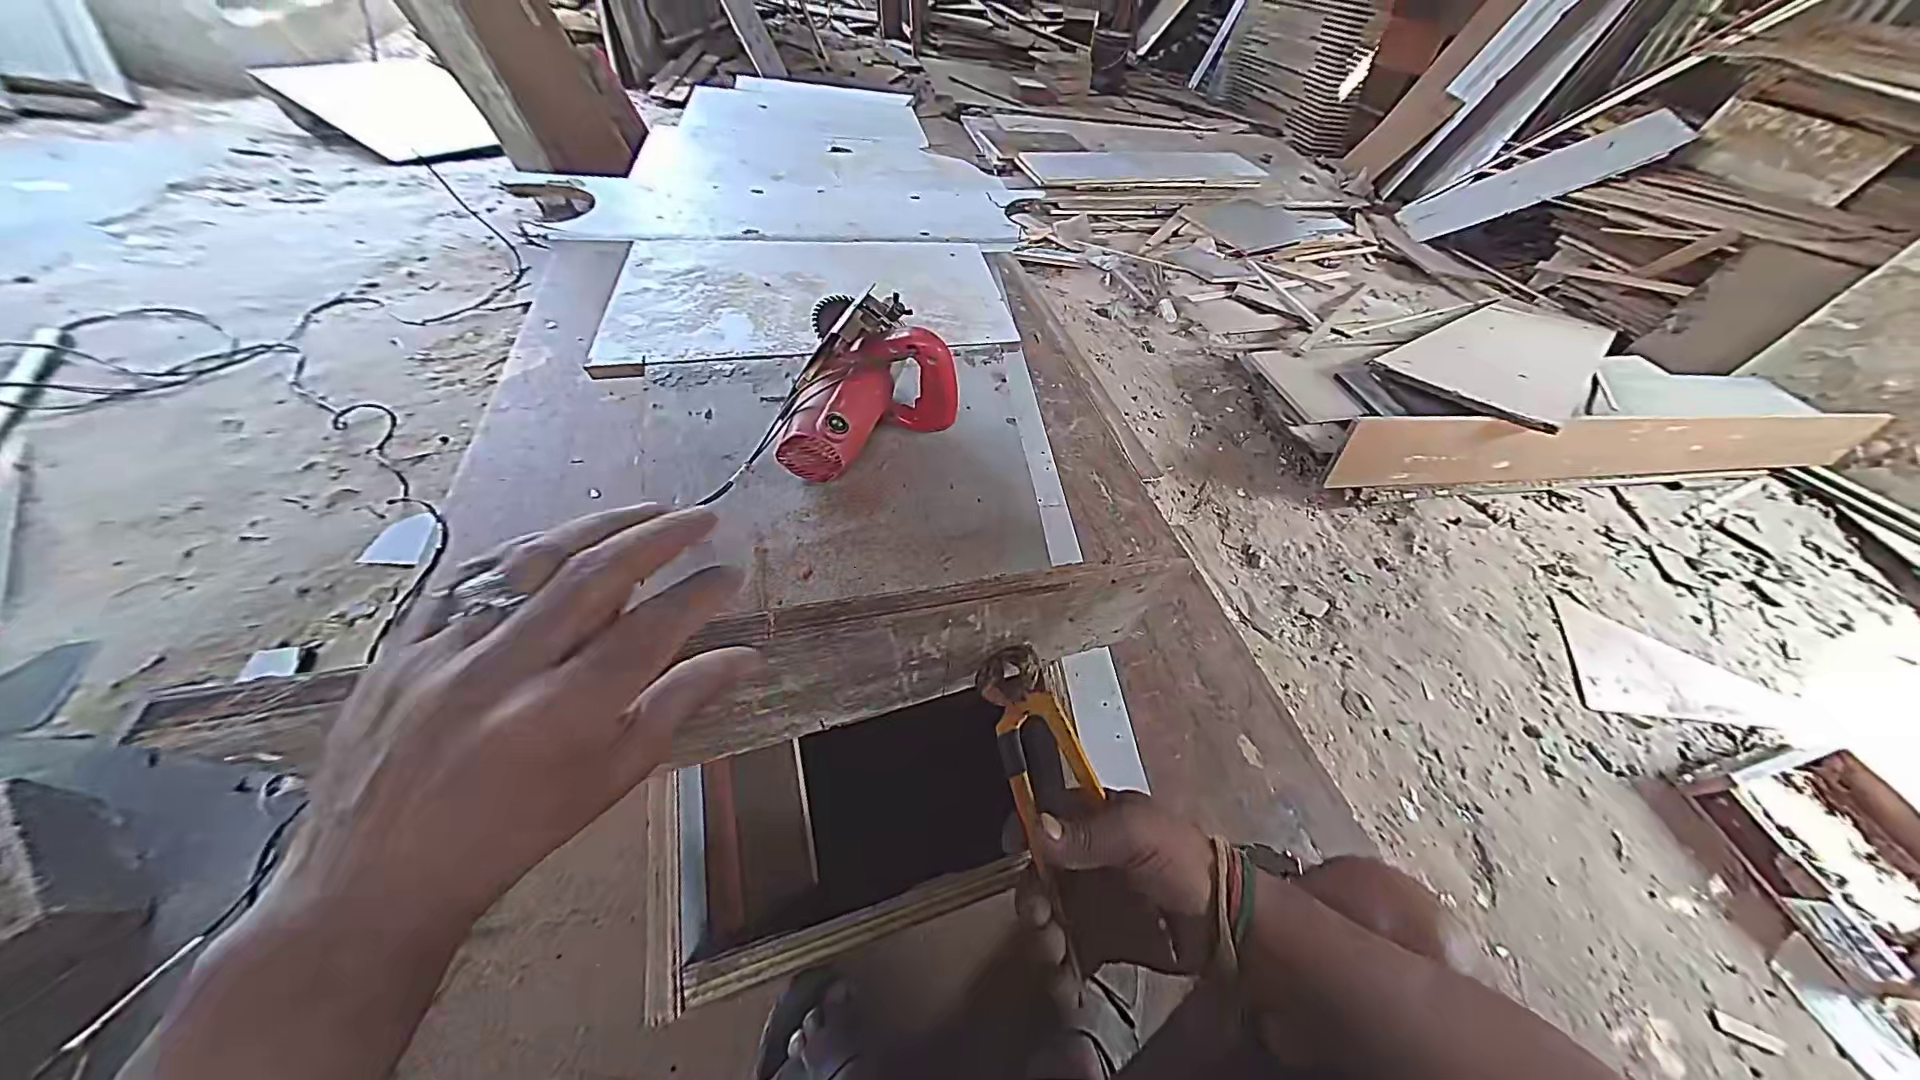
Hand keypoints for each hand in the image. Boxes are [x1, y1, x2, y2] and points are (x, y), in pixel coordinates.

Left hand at [271, 504, 760, 935]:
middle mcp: (504, 670)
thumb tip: (745, 658)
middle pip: (596, 577)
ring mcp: (445, 650)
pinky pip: (471, 573)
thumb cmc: (517, 831)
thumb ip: (680, 703)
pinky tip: (562, 536)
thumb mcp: (613, 776)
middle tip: (701, 519)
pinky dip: (527, 546)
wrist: (375, 876)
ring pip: (534, 560)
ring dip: (600, 526)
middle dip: (660, 538)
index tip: (732, 572)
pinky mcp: (403, 642)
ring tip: (647, 510)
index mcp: (563, 714)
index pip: (651, 629)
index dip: (700, 593)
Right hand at [1016, 791, 1218, 979]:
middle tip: (1040, 920)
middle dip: (1030, 898)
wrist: (1225, 921)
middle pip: (1035, 873)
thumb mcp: (1138, 834)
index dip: (1022, 834)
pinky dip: (1059, 970)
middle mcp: (1081, 858)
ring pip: (1045, 915)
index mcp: (1089, 820)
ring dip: (1041, 936)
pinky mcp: (1097, 940)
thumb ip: (1088, 834)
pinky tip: (1067, 983)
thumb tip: (1039, 830)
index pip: (1040, 818)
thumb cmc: (1181, 861)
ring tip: (1055, 955)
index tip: (1016, 856)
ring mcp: (1088, 900)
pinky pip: (1065, 953)